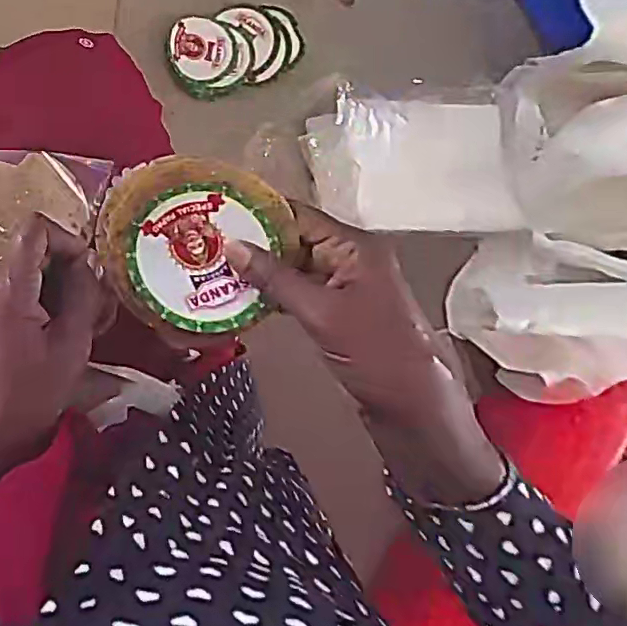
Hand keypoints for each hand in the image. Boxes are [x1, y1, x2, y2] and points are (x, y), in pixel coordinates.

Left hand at [0, 214, 113, 489]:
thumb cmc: (30, 393)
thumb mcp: (71, 343)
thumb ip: (85, 293)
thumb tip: (91, 263)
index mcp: (7, 283)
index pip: (37, 227)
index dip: (70, 240)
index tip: (90, 270)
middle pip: (41, 248)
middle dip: (74, 270)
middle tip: (99, 305)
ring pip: (37, 267)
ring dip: (67, 287)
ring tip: (91, 323)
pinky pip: (27, 284)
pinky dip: (52, 298)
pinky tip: (72, 329)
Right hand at [227, 203, 505, 502]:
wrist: (416, 414)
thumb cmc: (376, 354)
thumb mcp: (320, 313)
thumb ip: (275, 277)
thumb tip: (231, 245)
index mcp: (354, 246)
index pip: (299, 215)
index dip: (260, 212)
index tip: (221, 211)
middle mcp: (349, 257)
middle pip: (294, 238)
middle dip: (254, 240)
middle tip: (210, 240)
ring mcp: (343, 284)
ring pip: (293, 265)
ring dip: (260, 267)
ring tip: (216, 263)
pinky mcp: (336, 308)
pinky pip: (297, 288)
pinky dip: (272, 290)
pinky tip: (240, 292)